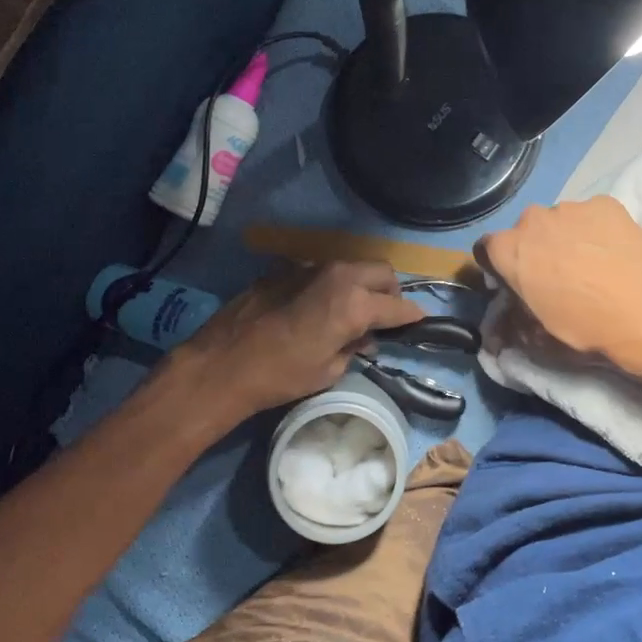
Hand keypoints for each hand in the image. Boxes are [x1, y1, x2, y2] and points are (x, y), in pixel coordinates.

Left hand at [170, 261, 424, 418]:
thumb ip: (353, 349)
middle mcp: (337, 275)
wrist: (222, 364)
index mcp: (354, 303)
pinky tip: (316, 307)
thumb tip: (363, 340)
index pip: (397, 306)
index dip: (412, 316)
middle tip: (385, 315)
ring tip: (352, 311)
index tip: (419, 321)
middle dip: (390, 291)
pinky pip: (320, 270)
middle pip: (382, 272)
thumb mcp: (327, 371)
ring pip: (351, 266)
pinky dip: (330, 284)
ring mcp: (308, 267)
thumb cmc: (280, 375)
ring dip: (360, 284)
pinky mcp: (284, 268)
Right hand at [475, 197, 641, 367]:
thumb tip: (506, 321)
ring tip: (591, 262)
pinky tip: (613, 251)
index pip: (487, 249)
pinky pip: (592, 215)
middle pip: (526, 231)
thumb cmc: (583, 325)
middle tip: (558, 274)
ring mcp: (571, 207)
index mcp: (508, 249)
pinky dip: (597, 229)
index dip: (499, 265)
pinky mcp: (604, 203)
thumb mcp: (538, 331)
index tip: (517, 281)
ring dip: (566, 236)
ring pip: (560, 220)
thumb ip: (515, 315)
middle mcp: (533, 219)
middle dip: (535, 248)